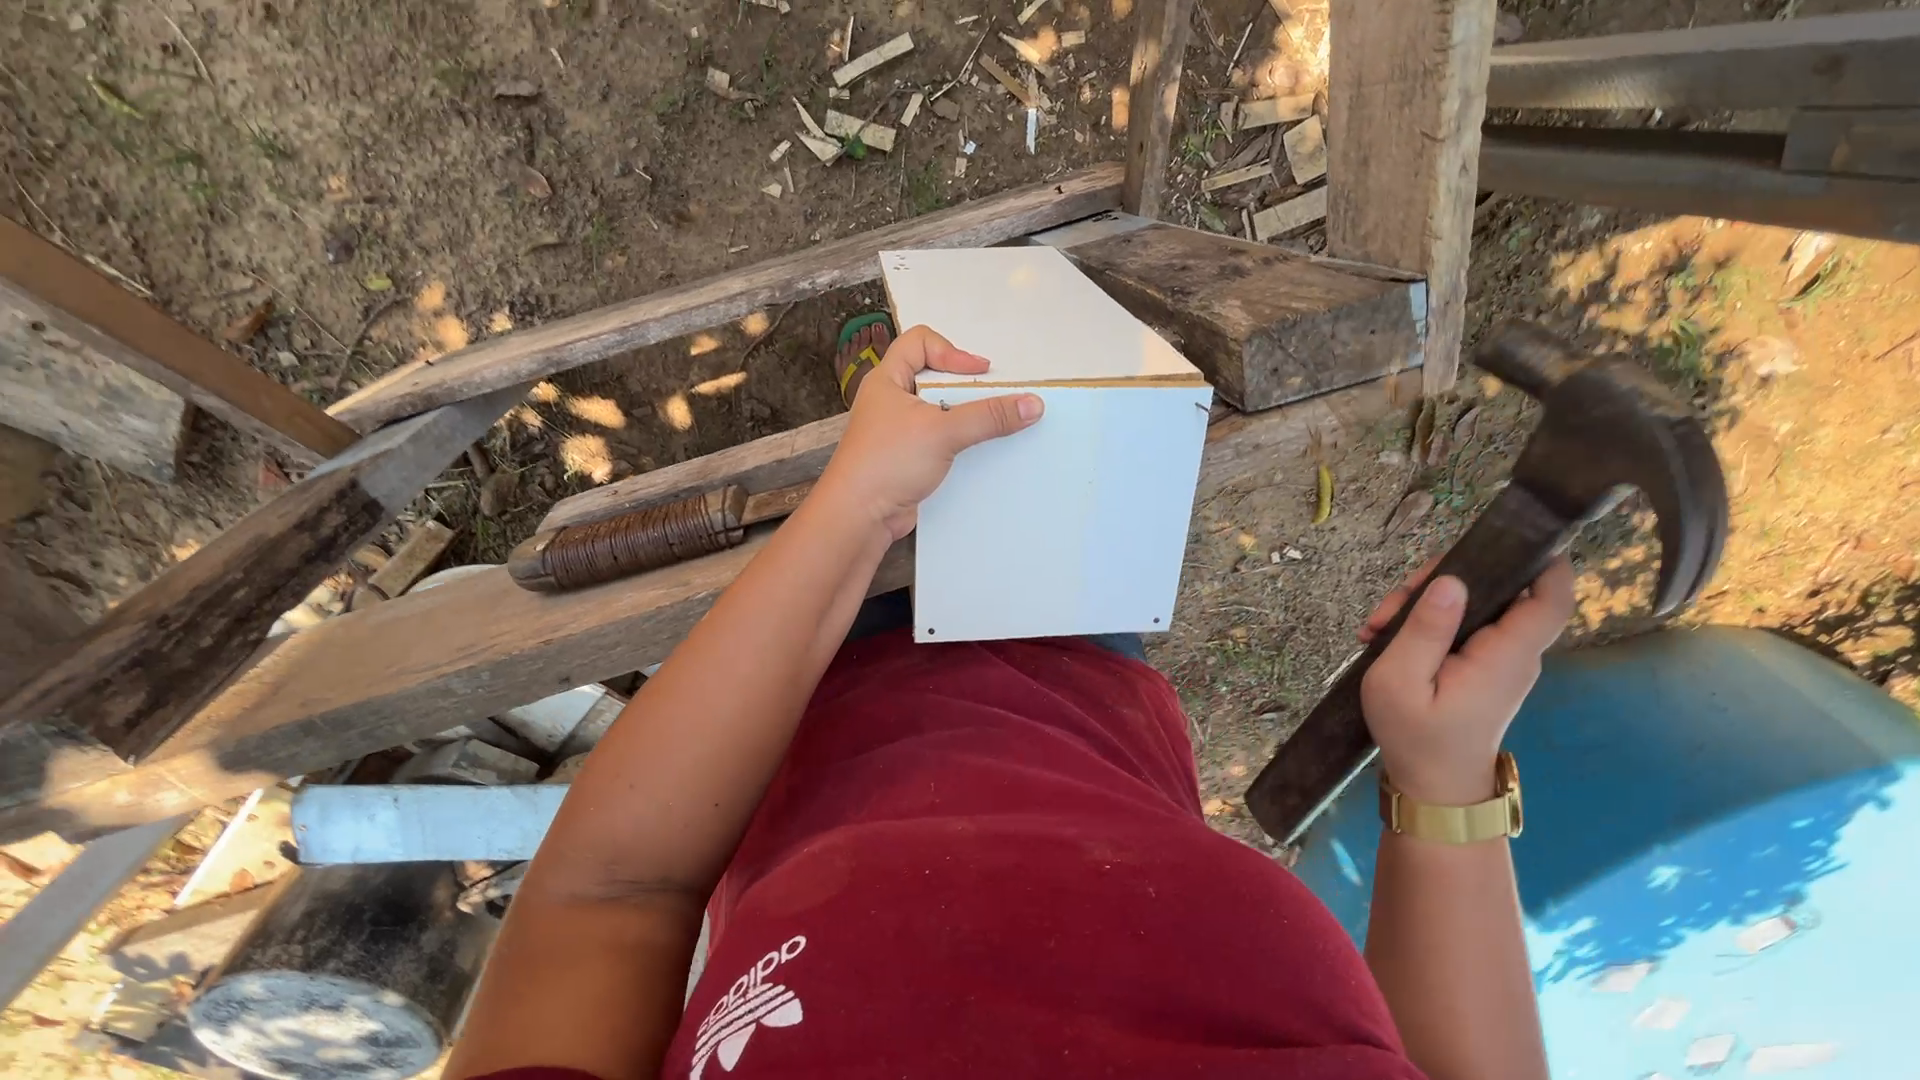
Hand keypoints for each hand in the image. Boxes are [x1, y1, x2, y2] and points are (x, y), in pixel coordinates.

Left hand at [813, 324, 1042, 541]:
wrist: (859, 516)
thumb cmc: (886, 463)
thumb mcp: (943, 432)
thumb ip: (988, 416)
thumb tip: (1031, 404)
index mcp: (886, 380)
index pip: (920, 342)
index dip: (952, 352)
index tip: (979, 374)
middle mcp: (889, 401)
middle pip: (933, 377)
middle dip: (963, 387)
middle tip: (988, 401)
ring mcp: (896, 432)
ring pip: (937, 412)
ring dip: (962, 418)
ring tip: (985, 429)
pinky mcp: (905, 459)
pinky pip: (937, 441)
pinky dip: (956, 444)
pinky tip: (973, 455)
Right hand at [1357, 557, 1574, 805]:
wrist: (1432, 789)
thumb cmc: (1416, 736)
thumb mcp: (1401, 679)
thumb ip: (1425, 628)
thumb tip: (1451, 580)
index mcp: (1504, 654)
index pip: (1550, 598)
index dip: (1544, 562)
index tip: (1507, 539)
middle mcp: (1512, 653)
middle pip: (1496, 591)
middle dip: (1440, 582)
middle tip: (1390, 604)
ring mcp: (1496, 662)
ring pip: (1471, 607)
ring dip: (1422, 605)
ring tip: (1375, 627)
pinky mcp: (1479, 669)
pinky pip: (1460, 628)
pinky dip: (1424, 624)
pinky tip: (1383, 636)